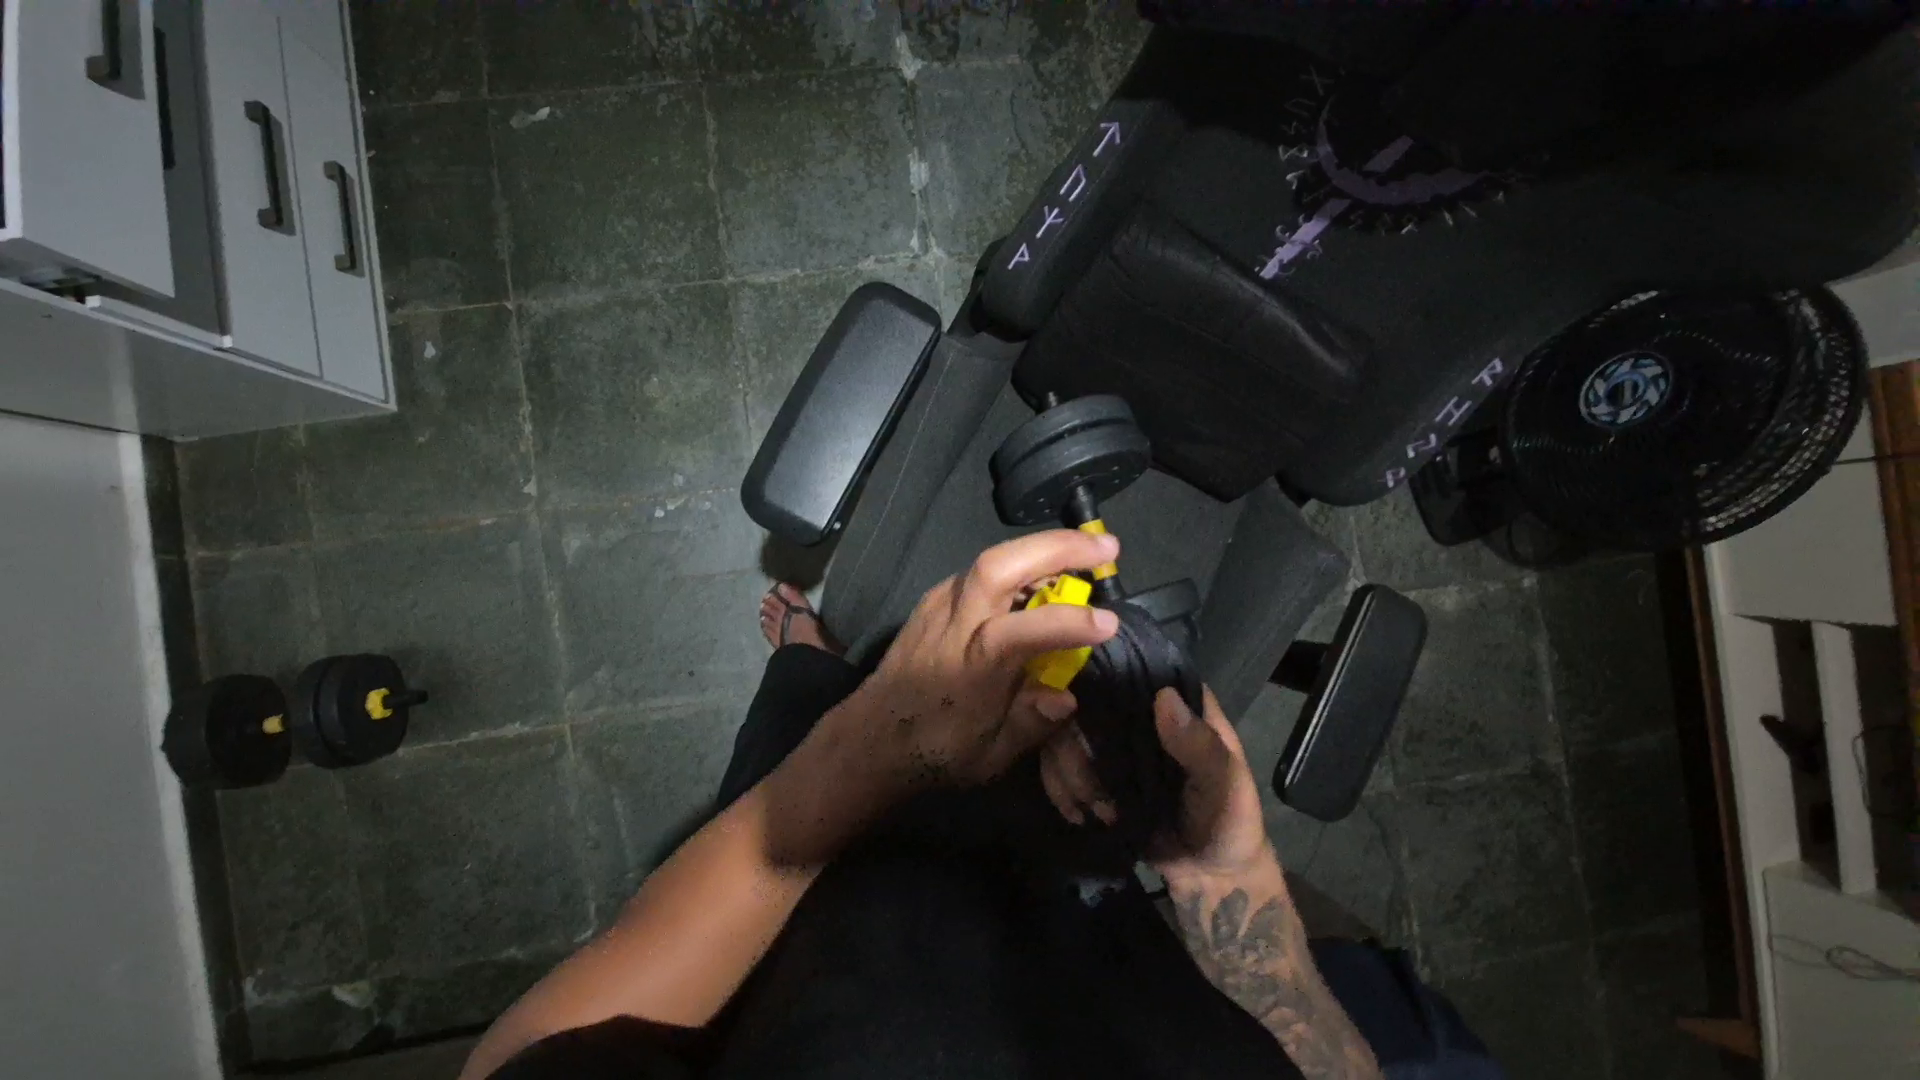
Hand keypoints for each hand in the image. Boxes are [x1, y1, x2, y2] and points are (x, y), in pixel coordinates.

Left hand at [830, 529, 1122, 791]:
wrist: (872, 736)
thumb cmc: (936, 750)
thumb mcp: (989, 756)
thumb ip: (1030, 725)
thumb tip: (1068, 697)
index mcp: (971, 667)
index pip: (1022, 631)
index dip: (1067, 623)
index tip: (1109, 623)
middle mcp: (954, 624)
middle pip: (999, 566)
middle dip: (1055, 548)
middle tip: (1106, 547)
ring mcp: (940, 604)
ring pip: (990, 560)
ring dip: (1041, 549)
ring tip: (1087, 552)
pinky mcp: (935, 599)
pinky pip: (982, 570)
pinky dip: (1019, 562)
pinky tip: (1044, 572)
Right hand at [1039, 685, 1272, 882]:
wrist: (1209, 876)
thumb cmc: (1228, 819)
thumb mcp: (1223, 783)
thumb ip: (1198, 744)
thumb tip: (1163, 697)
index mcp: (1177, 703)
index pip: (1132, 668)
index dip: (1100, 677)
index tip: (1078, 703)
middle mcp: (1138, 714)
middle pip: (1083, 699)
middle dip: (1075, 746)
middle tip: (1092, 787)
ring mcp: (1111, 743)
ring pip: (1063, 733)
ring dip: (1068, 774)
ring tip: (1097, 811)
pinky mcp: (1093, 774)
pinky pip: (1057, 766)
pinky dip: (1060, 790)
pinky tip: (1078, 815)